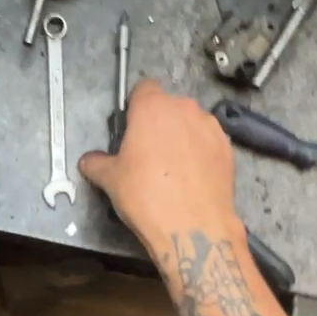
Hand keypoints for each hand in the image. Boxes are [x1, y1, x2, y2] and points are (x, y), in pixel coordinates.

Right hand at [79, 81, 243, 256]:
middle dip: (159, 124)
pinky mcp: (228, 148)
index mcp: (153, 107)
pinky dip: (200, 153)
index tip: (131, 129)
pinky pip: (208, 143)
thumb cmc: (146, 195)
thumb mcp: (110, 180)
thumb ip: (97, 164)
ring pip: (191, 124)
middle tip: (148, 154)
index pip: (143, 88)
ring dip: (182, 137)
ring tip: (173, 169)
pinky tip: (192, 178)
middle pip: (169, 106)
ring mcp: (210, 127)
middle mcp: (185, 109)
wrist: (193, 226)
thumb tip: (89, 161)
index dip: (136, 106)